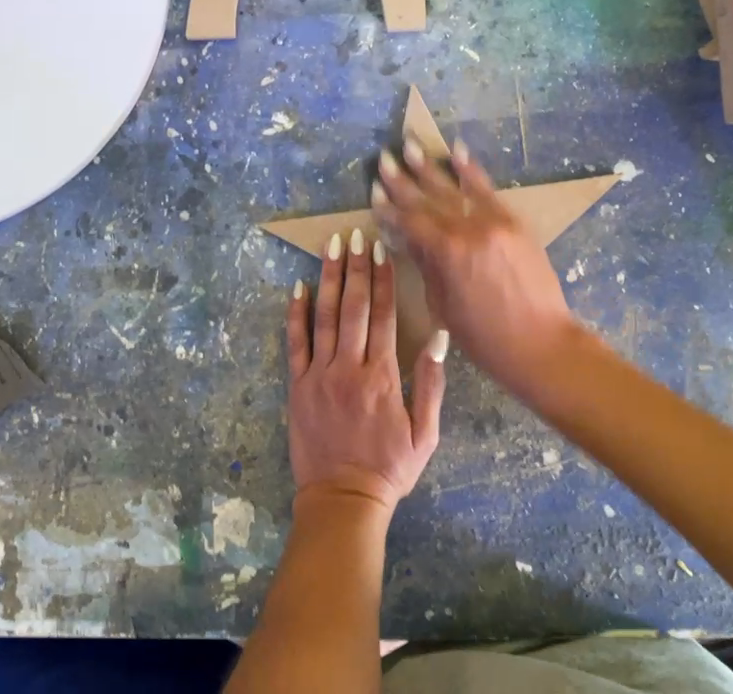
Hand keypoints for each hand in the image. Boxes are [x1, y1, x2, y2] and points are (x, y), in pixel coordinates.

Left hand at [284, 228, 445, 509]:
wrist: (342, 499)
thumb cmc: (390, 469)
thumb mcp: (425, 434)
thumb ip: (431, 384)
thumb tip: (437, 337)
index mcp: (383, 376)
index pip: (383, 316)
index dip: (382, 280)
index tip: (382, 250)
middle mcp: (349, 367)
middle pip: (353, 307)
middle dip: (355, 267)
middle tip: (355, 234)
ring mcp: (319, 375)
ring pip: (324, 317)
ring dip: (328, 279)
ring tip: (330, 248)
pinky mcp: (297, 386)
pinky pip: (295, 343)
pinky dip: (296, 314)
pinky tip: (298, 288)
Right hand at [371, 138, 591, 386]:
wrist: (541, 343)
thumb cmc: (483, 336)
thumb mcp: (442, 303)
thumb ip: (426, 264)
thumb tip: (407, 237)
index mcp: (447, 253)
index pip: (410, 222)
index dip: (389, 209)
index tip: (373, 193)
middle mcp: (469, 230)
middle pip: (429, 199)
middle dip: (403, 180)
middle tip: (384, 159)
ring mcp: (495, 223)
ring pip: (456, 189)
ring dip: (431, 167)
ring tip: (410, 145)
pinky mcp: (514, 223)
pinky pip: (488, 191)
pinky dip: (471, 171)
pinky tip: (457, 151)